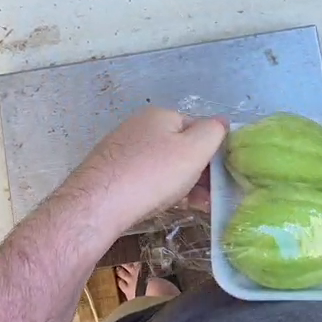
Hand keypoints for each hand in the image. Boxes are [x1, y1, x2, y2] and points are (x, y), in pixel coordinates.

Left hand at [57, 109, 227, 234]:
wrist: (98, 204)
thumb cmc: (152, 175)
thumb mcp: (193, 150)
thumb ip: (213, 132)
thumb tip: (222, 121)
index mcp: (160, 116)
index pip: (198, 128)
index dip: (213, 151)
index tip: (224, 176)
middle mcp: (139, 127)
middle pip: (180, 146)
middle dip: (199, 170)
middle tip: (213, 197)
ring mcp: (123, 149)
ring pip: (163, 164)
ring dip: (183, 183)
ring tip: (197, 206)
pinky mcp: (112, 172)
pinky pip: (146, 178)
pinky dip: (161, 190)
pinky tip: (168, 205)